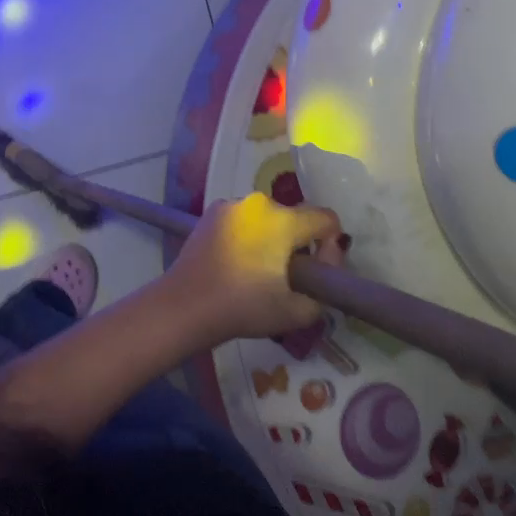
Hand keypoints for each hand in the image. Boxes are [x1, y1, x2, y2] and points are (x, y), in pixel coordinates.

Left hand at [166, 192, 344, 341]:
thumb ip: (321, 293)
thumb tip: (320, 276)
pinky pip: (243, 219)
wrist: (185, 305)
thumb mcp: (295, 312)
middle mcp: (258, 202)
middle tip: (286, 276)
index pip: (326, 219)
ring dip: (271, 238)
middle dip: (298, 243)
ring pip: (267, 218)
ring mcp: (231, 204)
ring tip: (257, 271)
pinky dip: (247, 235)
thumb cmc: (243, 307)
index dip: (330, 245)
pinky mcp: (211, 212)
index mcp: (282, 220)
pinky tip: (235, 262)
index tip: (316, 271)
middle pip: (294, 218)